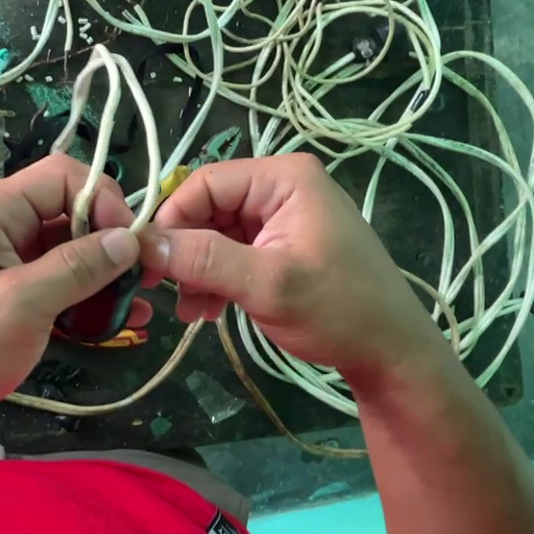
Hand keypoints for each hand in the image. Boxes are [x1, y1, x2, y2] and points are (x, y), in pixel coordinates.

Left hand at [0, 154, 148, 432]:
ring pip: (66, 249)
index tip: (131, 244)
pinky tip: (116, 320)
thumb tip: (128, 240)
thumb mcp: (22, 305)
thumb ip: (77, 268)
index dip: (103, 201)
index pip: (62, 177)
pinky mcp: (8, 291)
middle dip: (108, 241)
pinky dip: (83, 296)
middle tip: (144, 278)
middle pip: (68, 212)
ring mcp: (2, 258)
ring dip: (101, 274)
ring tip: (137, 304)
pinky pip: (55, 280)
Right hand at [141, 152, 451, 382]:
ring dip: (195, 272)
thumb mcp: (267, 284)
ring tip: (189, 312)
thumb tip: (142, 243)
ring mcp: (279, 219)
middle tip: (160, 291)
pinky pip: (230, 254)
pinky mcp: (279, 247)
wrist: (391, 355)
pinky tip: (206, 311)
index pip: (205, 183)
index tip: (146, 261)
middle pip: (207, 208)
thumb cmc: (338, 310)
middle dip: (183, 251)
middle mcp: (279, 188)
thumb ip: (204, 259)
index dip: (171, 218)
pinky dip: (213, 280)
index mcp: (283, 178)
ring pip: (214, 234)